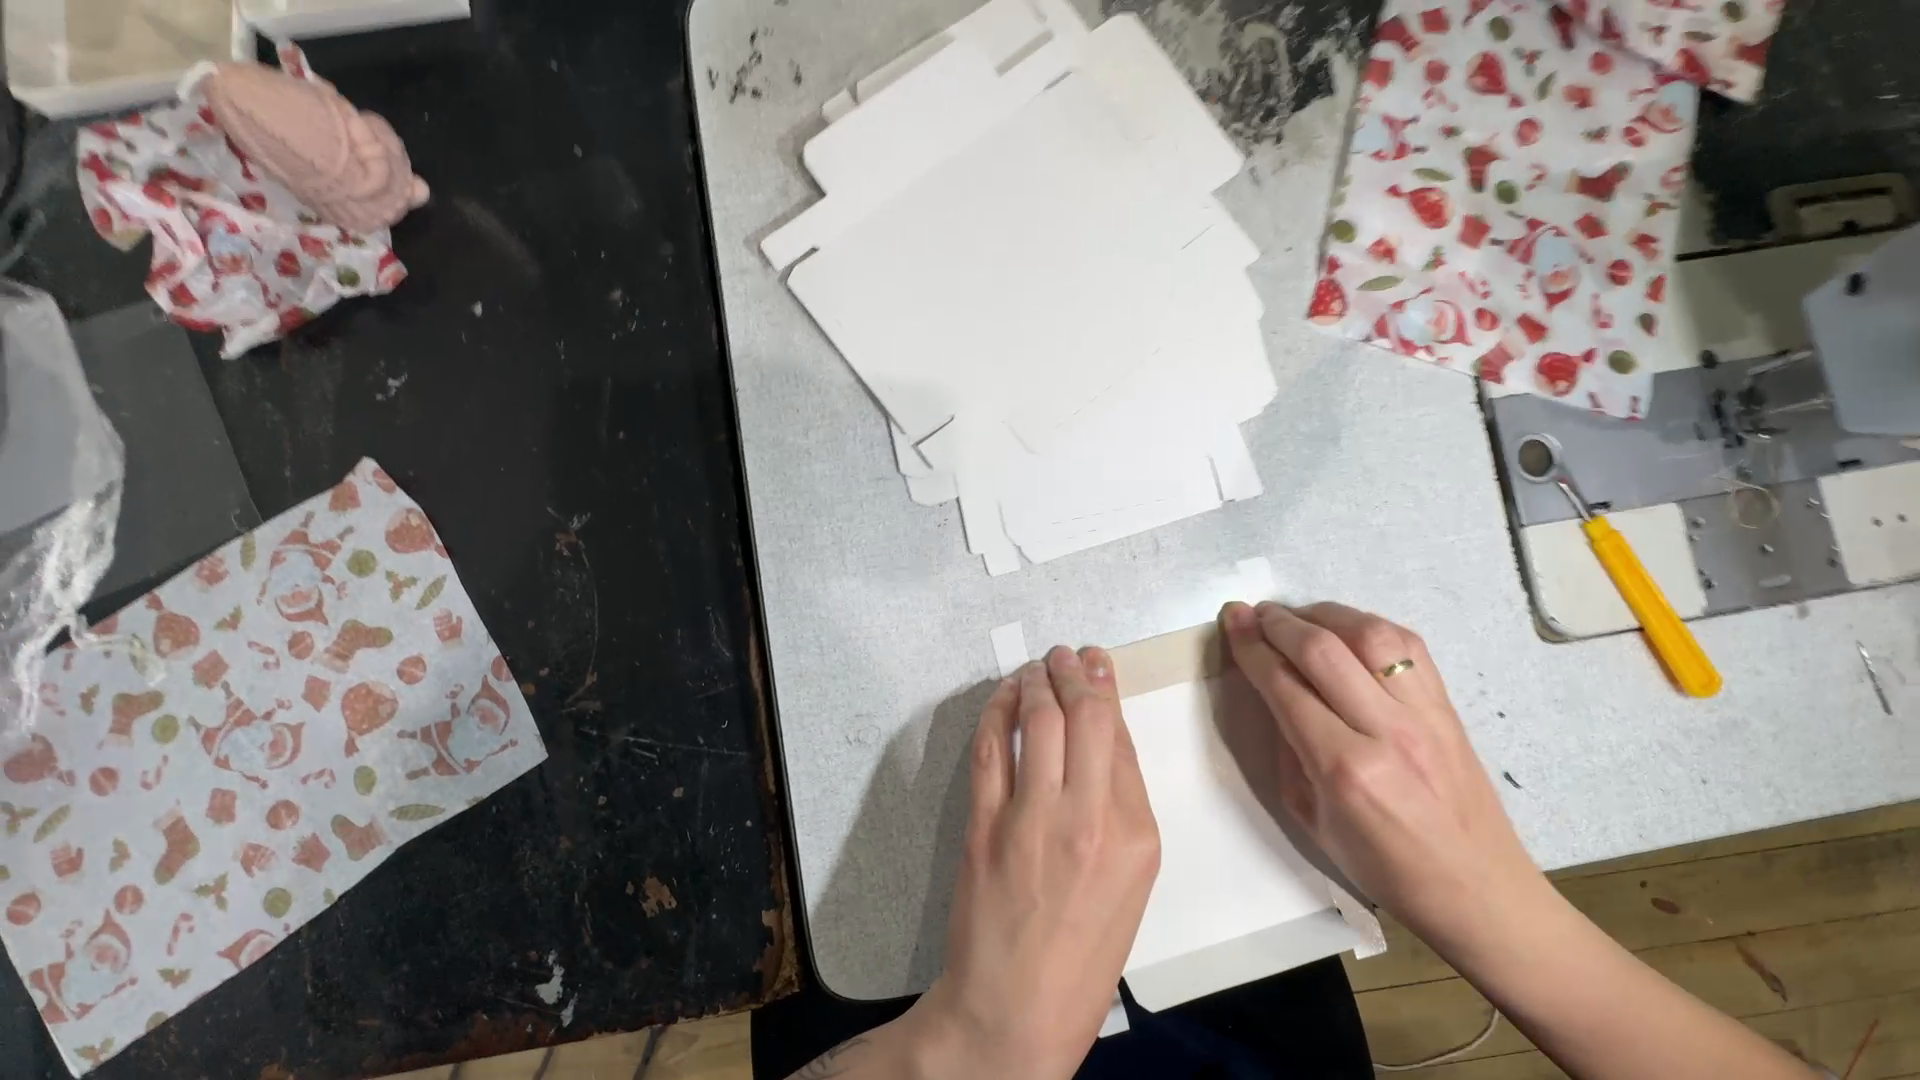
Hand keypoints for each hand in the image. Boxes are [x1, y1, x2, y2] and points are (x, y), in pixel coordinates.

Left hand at [912, 646, 1160, 1079]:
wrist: (1014, 1008)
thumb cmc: (1084, 954)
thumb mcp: (1131, 883)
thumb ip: (1122, 808)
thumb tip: (1103, 741)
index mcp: (1137, 835)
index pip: (1121, 738)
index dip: (1105, 688)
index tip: (1096, 661)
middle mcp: (1088, 817)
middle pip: (1083, 716)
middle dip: (1072, 670)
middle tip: (1065, 652)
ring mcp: (1031, 817)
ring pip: (1036, 720)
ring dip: (1035, 680)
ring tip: (1036, 664)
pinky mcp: (984, 822)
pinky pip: (990, 747)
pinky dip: (996, 710)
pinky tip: (1003, 695)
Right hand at [1217, 600, 1544, 951]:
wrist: (1478, 890)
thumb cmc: (1383, 867)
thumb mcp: (1311, 819)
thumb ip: (1288, 751)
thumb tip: (1273, 692)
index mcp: (1344, 769)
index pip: (1284, 686)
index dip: (1251, 648)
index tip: (1231, 620)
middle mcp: (1387, 731)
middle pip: (1323, 650)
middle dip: (1279, 622)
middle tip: (1254, 613)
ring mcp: (1425, 714)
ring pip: (1369, 633)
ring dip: (1323, 614)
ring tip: (1297, 617)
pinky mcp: (1448, 706)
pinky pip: (1407, 644)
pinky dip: (1367, 625)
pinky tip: (1345, 629)